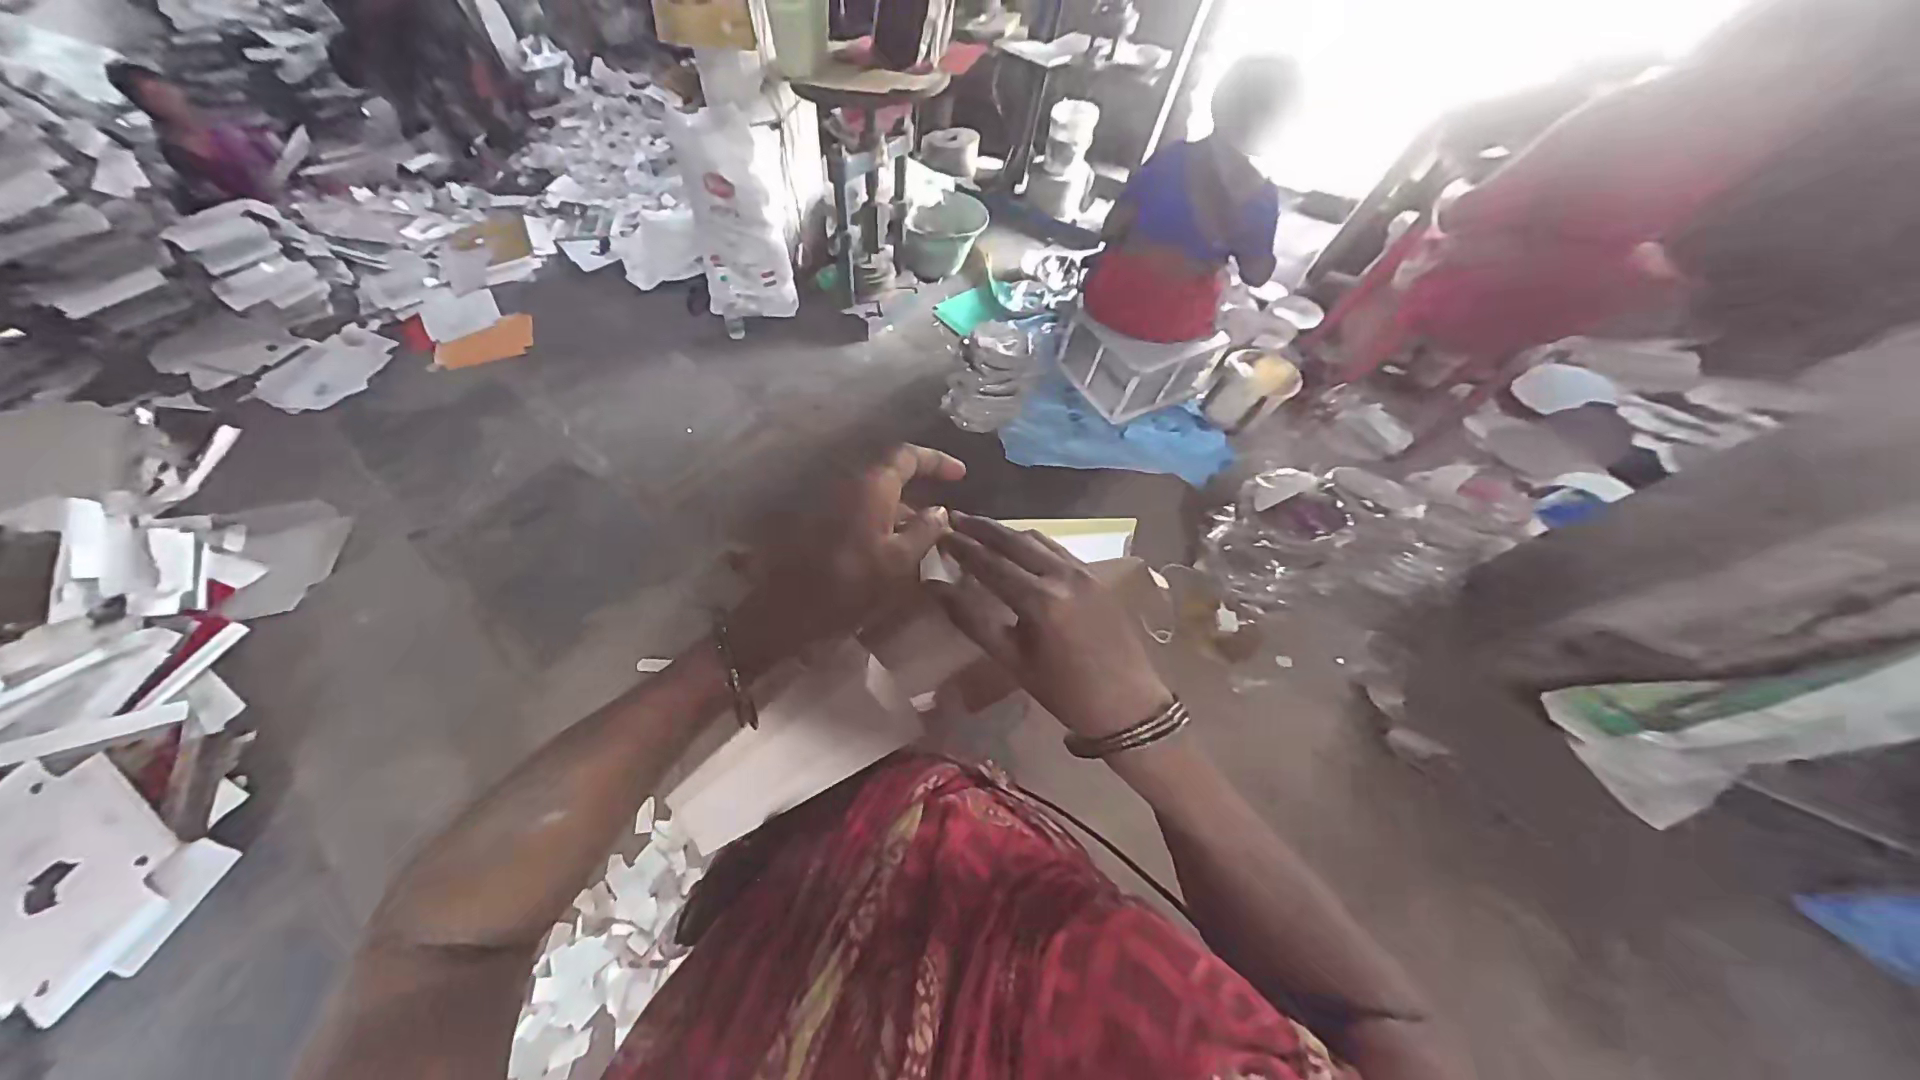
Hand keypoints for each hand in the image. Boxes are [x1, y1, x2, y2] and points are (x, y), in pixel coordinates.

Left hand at [727, 445, 964, 676]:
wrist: (788, 608)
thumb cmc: (850, 582)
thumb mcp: (899, 561)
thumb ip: (925, 531)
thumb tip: (940, 511)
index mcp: (872, 485)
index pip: (908, 456)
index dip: (936, 461)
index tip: (960, 474)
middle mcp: (849, 484)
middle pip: (890, 472)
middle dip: (920, 485)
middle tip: (943, 506)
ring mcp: (832, 501)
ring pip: (875, 494)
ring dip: (901, 507)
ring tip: (925, 532)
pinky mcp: (820, 521)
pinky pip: (861, 509)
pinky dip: (883, 519)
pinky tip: (895, 544)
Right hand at [932, 513, 1172, 737]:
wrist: (1127, 704)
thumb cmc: (1063, 691)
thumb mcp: (1012, 660)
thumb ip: (972, 620)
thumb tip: (936, 589)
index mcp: (1039, 600)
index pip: (990, 562)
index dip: (962, 546)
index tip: (939, 533)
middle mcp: (1062, 575)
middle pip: (1014, 541)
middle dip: (981, 528)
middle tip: (954, 518)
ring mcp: (1083, 572)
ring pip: (1037, 539)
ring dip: (1006, 532)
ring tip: (980, 529)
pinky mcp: (1096, 575)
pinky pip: (1057, 548)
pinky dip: (1031, 542)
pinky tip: (1019, 546)